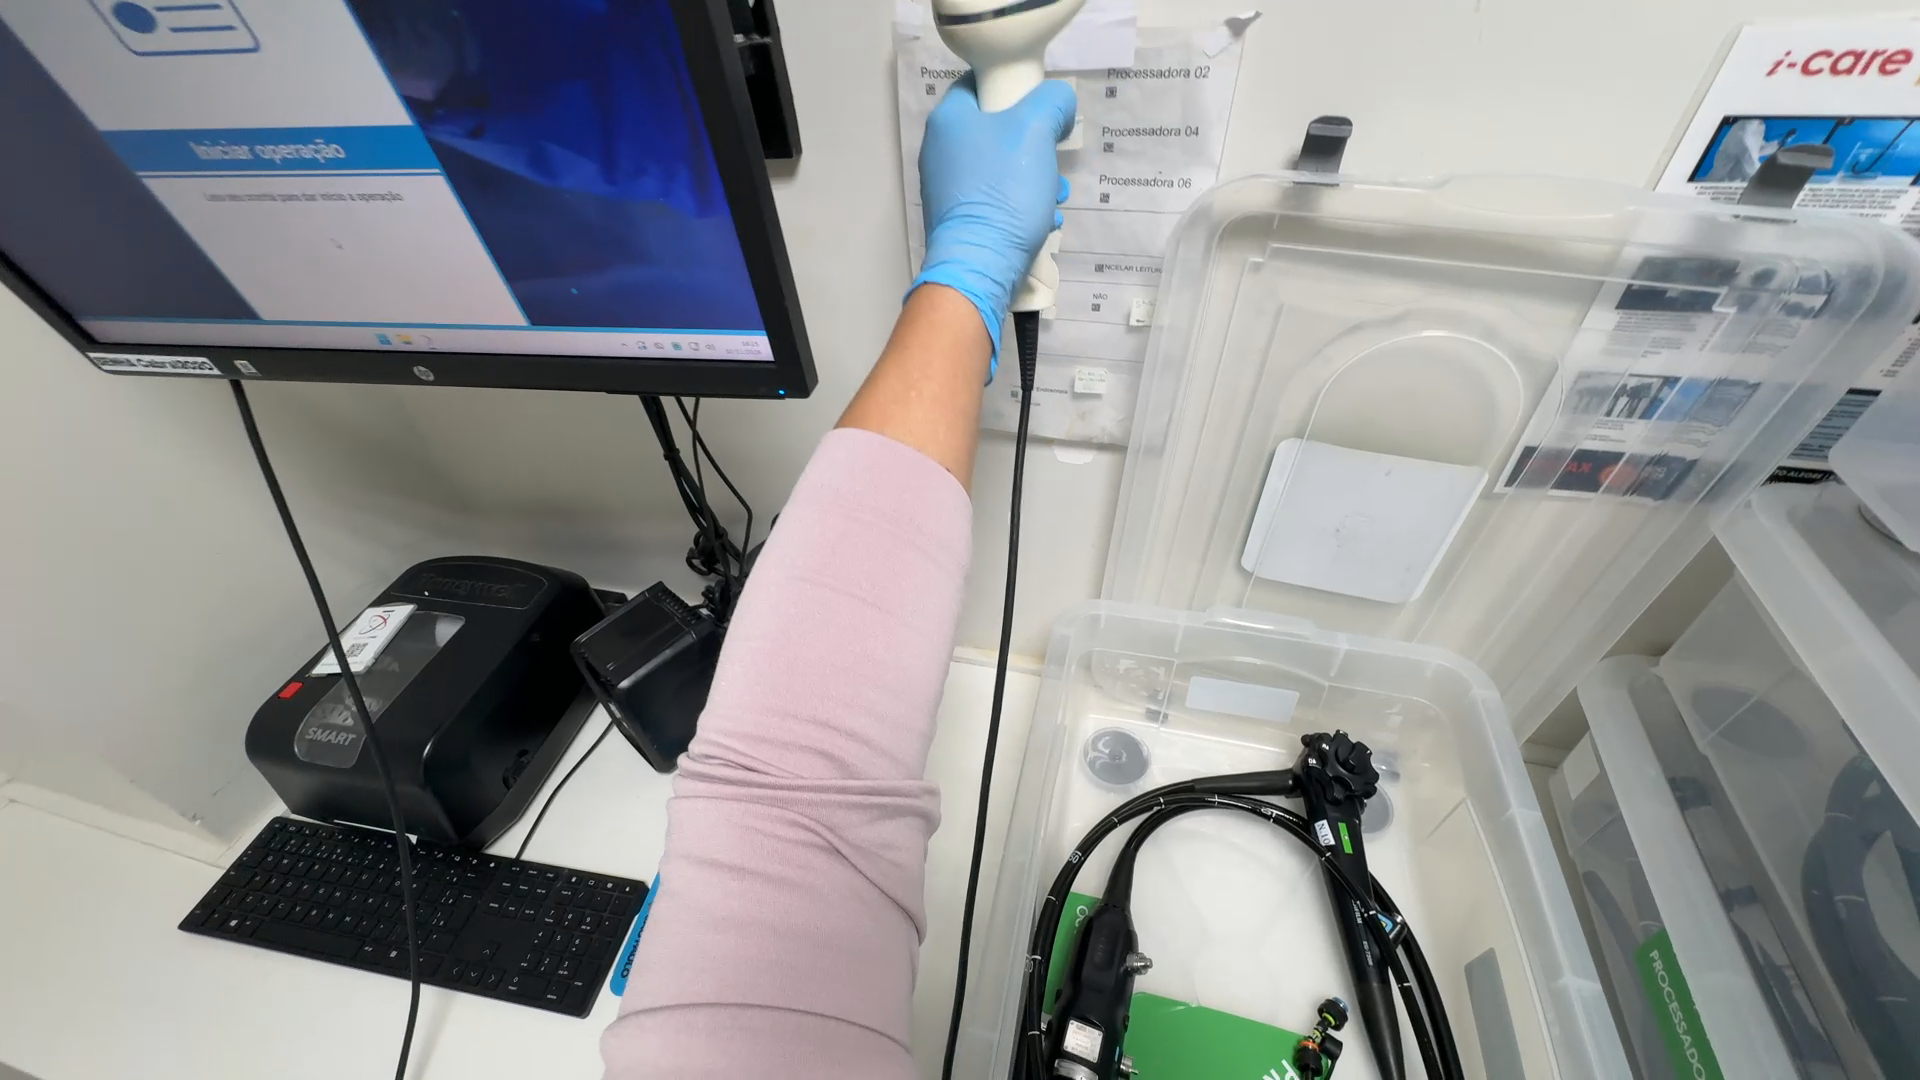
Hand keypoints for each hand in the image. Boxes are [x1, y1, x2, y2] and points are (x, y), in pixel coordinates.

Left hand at [911, 75, 1076, 371]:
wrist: (979, 267)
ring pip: (999, 171)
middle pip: (994, 132)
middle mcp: (939, 153)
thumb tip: (1058, 102)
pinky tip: (1042, 222)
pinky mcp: (957, 224)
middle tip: (1053, 161)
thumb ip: (1052, 102)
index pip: (980, 84)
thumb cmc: (1004, 194)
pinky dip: (1019, 208)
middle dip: (1033, 146)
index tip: (1042, 108)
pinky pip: (994, 203)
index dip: (1015, 89)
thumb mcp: (1036, 131)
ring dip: (1033, 180)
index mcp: (949, 120)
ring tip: (1056, 196)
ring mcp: (945, 192)